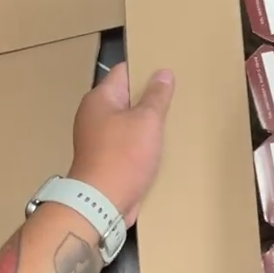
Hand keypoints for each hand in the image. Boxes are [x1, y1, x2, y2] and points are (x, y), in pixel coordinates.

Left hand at [67, 61, 174, 225]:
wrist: (101, 204)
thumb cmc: (123, 156)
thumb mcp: (146, 121)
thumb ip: (156, 96)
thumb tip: (163, 72)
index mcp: (99, 99)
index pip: (124, 71)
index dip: (146, 69)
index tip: (169, 71)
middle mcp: (94, 116)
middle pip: (126, 98)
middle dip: (150, 98)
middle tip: (178, 97)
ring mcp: (98, 140)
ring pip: (128, 123)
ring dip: (148, 124)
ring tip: (175, 121)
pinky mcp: (106, 161)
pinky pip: (128, 145)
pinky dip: (143, 144)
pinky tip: (162, 147)